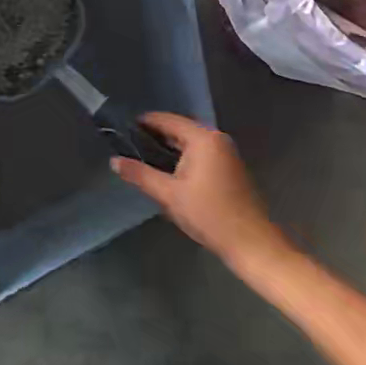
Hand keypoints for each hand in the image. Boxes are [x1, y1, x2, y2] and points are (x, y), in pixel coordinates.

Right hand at [111, 113, 285, 264]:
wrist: (251, 244)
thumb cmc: (209, 215)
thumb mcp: (169, 195)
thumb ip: (140, 175)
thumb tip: (114, 161)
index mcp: (204, 139)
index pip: (169, 120)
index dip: (146, 122)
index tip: (124, 127)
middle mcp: (217, 139)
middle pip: (181, 129)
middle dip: (156, 135)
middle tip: (130, 144)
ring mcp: (227, 154)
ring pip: (191, 142)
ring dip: (170, 147)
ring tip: (145, 157)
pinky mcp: (230, 168)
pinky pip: (201, 153)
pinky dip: (184, 156)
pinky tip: (169, 171)